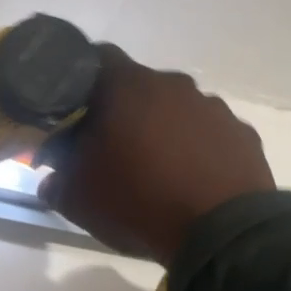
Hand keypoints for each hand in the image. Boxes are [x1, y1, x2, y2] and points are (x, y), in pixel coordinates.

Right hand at [39, 45, 274, 262]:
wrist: (219, 232)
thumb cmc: (136, 201)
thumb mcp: (77, 199)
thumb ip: (56, 182)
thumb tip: (51, 180)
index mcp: (127, 88)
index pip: (95, 59)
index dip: (78, 80)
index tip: (68, 109)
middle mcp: (172, 85)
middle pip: (136, 87)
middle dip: (119, 112)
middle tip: (105, 148)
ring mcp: (212, 107)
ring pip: (173, 110)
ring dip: (158, 130)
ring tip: (149, 169)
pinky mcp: (240, 134)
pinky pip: (204, 134)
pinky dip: (191, 149)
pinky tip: (184, 180)